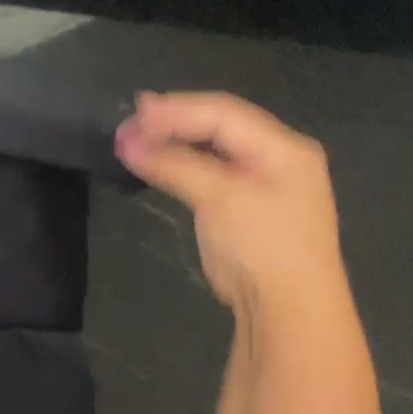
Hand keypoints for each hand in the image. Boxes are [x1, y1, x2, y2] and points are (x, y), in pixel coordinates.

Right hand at [116, 92, 344, 314]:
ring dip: (168, 138)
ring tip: (130, 139)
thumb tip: (126, 143)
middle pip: (216, 122)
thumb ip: (173, 164)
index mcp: (284, 148)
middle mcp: (275, 154)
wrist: (286, 303)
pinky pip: (204, 162)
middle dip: (169, 121)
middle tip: (125, 126)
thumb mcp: (219, 198)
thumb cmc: (263, 245)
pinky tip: (151, 157)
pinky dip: (175, 157)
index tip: (131, 117)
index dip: (175, 110)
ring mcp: (259, 175)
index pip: (223, 113)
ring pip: (208, 142)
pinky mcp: (239, 196)